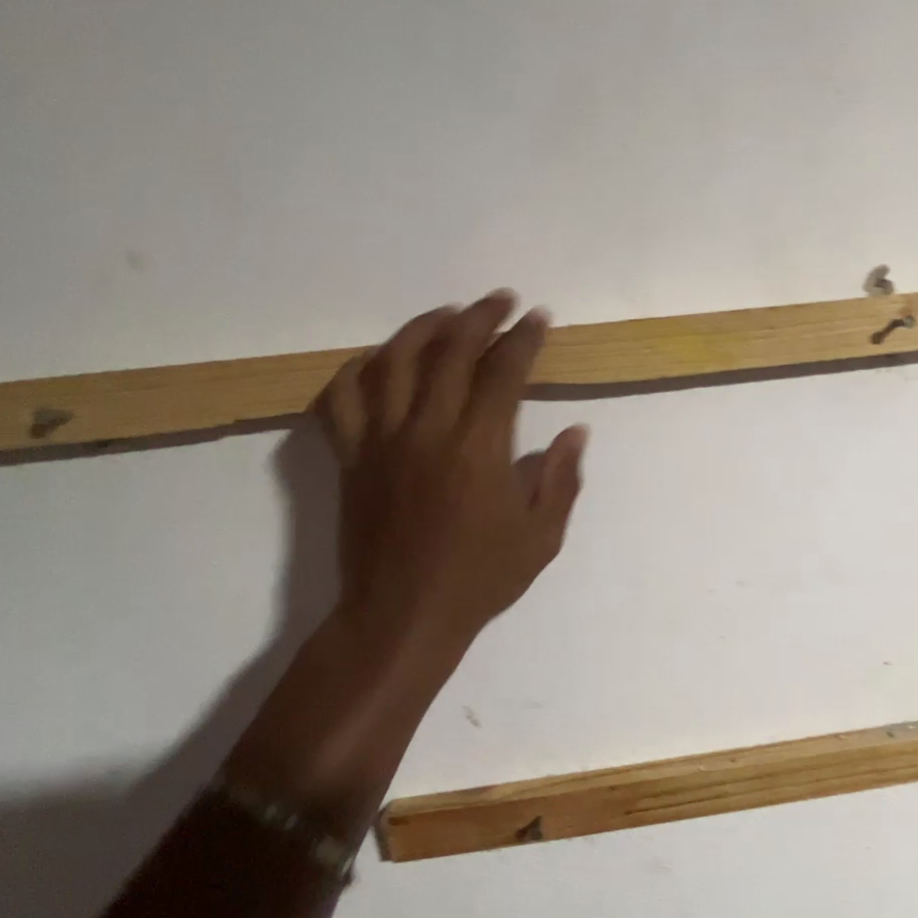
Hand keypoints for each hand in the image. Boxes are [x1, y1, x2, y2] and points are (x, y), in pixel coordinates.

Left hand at [317, 289, 587, 669]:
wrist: (403, 615)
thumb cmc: (480, 579)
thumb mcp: (541, 537)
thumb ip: (561, 480)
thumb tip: (575, 432)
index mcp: (479, 448)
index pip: (504, 372)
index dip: (524, 338)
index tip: (538, 319)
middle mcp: (427, 430)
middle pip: (450, 351)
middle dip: (480, 317)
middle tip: (501, 301)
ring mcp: (381, 440)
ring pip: (394, 361)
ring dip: (424, 328)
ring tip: (447, 316)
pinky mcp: (350, 457)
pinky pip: (341, 397)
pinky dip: (359, 369)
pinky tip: (379, 361)